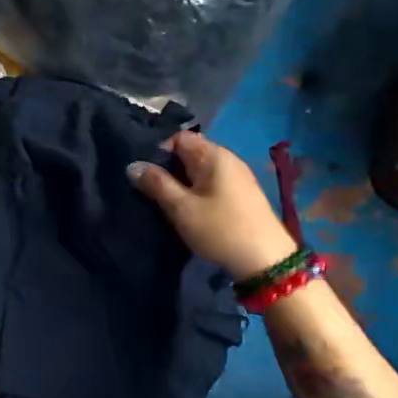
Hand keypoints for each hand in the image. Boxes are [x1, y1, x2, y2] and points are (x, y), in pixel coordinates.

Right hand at [129, 130, 298, 278]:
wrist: (265, 260)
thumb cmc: (220, 230)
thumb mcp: (182, 208)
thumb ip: (156, 184)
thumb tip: (132, 165)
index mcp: (214, 155)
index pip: (180, 137)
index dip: (160, 152)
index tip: (147, 177)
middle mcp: (228, 159)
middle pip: (190, 153)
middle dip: (169, 170)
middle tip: (153, 194)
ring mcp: (238, 177)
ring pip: (201, 172)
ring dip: (183, 185)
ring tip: (170, 206)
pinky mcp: (242, 196)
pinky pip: (212, 185)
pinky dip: (198, 194)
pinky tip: (192, 213)